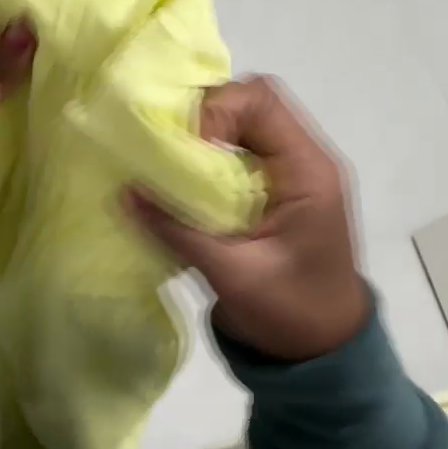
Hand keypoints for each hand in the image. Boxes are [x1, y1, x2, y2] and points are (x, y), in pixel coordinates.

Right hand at [125, 76, 369, 361]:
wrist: (322, 347)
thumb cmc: (290, 312)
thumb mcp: (232, 274)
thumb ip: (178, 230)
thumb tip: (125, 191)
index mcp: (308, 171)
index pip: (262, 101)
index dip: (215, 109)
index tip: (183, 150)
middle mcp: (302, 160)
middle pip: (249, 103)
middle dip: (201, 118)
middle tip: (166, 154)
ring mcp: (288, 174)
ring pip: (239, 125)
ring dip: (200, 140)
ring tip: (167, 169)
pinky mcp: (272, 190)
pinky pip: (235, 154)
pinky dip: (203, 161)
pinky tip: (178, 186)